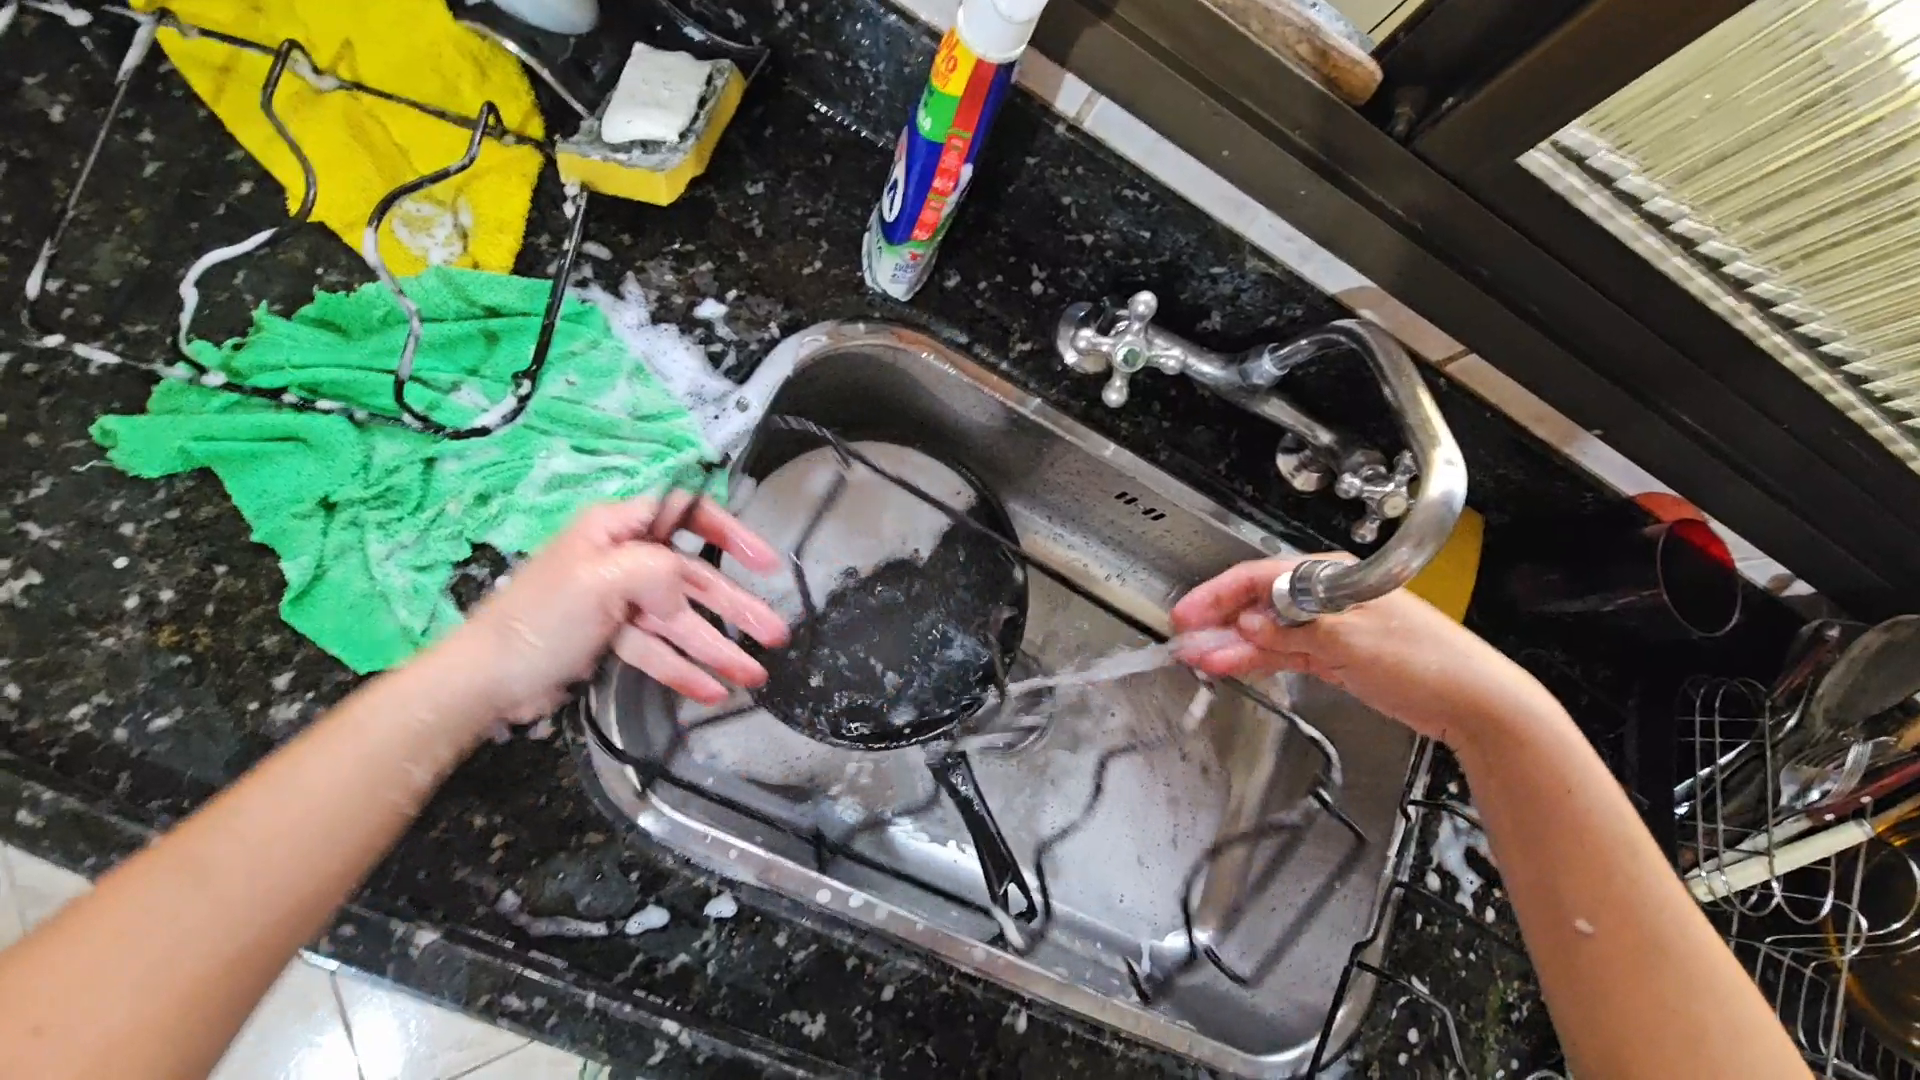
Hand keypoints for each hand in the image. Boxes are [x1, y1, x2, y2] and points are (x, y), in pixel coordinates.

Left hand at [443, 493, 789, 721]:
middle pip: (692, 579)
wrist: (484, 683)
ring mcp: (617, 602)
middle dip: (735, 608)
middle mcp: (622, 560)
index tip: (767, 562)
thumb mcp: (601, 581)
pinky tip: (712, 692)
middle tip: (776, 633)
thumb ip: (657, 572)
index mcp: (616, 530)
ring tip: (755, 675)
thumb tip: (684, 594)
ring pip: (680, 622)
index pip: (686, 516)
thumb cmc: (541, 620)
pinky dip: (682, 670)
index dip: (731, 535)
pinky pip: (657, 651)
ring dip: (716, 649)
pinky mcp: (611, 639)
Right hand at [1171, 556, 1555, 746]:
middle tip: (1184, 641)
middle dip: (1218, 622)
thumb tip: (1249, 624)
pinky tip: (1229, 666)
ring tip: (1197, 659)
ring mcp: (1327, 628)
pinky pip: (1281, 654)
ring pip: (1265, 633)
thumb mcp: (1354, 640)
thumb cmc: (1430, 660)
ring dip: (1231, 646)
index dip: (1219, 595)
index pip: (1260, 578)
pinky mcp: (1331, 656)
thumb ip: (1294, 630)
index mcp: (1331, 577)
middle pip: (1257, 604)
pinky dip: (1255, 661)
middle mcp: (1324, 597)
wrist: (1473, 702)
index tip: (1189, 613)